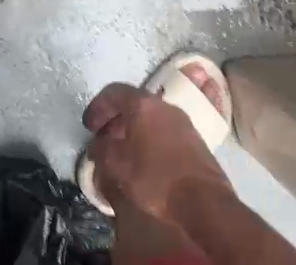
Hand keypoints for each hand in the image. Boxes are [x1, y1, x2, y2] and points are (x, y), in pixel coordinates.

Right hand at [81, 81, 230, 220]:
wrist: (206, 203)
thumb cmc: (156, 178)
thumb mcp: (117, 166)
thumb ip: (101, 150)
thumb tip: (97, 145)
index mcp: (143, 105)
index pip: (113, 92)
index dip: (97, 107)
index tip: (89, 126)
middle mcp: (164, 106)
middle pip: (134, 103)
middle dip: (115, 118)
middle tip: (104, 137)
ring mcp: (184, 123)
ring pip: (152, 117)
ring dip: (134, 129)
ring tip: (124, 150)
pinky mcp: (197, 142)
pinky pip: (166, 131)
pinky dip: (151, 138)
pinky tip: (147, 160)